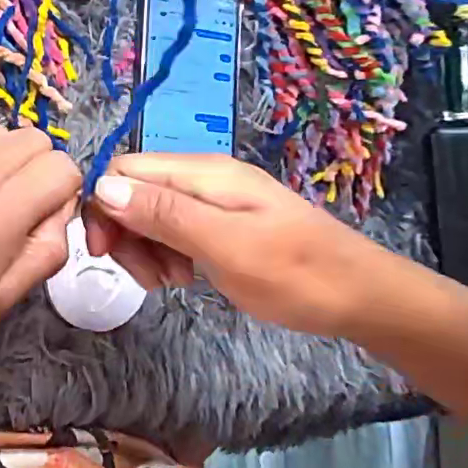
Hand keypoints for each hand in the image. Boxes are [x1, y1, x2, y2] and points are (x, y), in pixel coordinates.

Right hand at [82, 153, 421, 335]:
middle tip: (146, 277)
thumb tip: (104, 186)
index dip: (104, 207)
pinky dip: (164, 254)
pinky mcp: (219, 222)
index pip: (124, 170)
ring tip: (169, 281)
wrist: (363, 298)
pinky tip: (184, 277)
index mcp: (202, 174)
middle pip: (132, 191)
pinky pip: (171, 229)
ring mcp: (212, 200)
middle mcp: (202, 178)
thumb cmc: (298, 274)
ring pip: (147, 213)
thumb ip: (165, 214)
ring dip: (143, 248)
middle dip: (124, 232)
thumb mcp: (227, 246)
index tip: (106, 252)